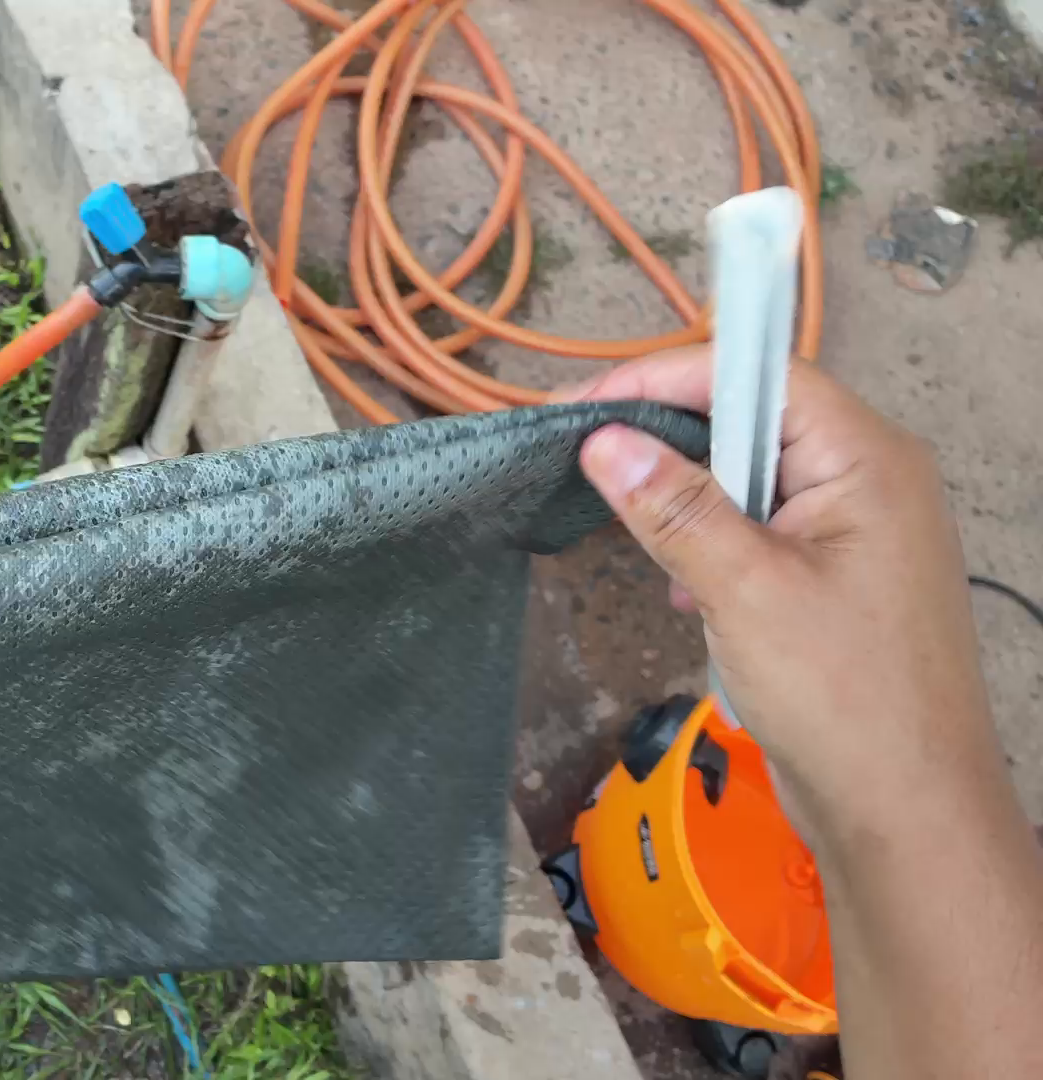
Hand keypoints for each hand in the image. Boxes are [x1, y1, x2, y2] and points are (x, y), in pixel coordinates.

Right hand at [557, 349, 1007, 850]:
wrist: (895, 800)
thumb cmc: (838, 691)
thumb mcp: (744, 589)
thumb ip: (674, 508)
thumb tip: (600, 441)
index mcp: (863, 461)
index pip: (755, 377)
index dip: (662, 377)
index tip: (579, 405)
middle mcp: (856, 475)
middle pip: (742, 414)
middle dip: (653, 422)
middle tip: (572, 444)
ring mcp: (834, 522)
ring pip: (732, 466)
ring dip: (667, 478)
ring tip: (605, 498)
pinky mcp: (809, 562)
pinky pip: (735, 514)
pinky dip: (687, 524)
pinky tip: (665, 569)